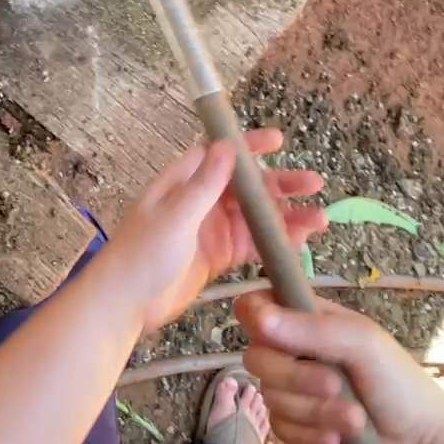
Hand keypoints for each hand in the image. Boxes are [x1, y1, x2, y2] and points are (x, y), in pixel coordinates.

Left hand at [95, 129, 325, 331]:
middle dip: (278, 184)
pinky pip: (251, 244)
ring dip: (284, 217)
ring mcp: (209, 229)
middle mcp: (198, 201)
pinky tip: (299, 243)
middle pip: (244, 186)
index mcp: (182, 182)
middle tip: (312, 183)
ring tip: (318, 219)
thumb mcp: (175, 216)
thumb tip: (226, 145)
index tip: (278, 141)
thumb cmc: (143, 253)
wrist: (126, 302)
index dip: (247, 147)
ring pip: (253, 216)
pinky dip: (274, 242)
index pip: (218, 154)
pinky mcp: (217, 256)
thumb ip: (203, 184)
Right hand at [237, 293, 443, 443]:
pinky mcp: (293, 425)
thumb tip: (256, 318)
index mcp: (302, 319)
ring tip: (354, 417)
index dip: (253, 316)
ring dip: (314, 410)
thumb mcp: (361, 342)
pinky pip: (279, 427)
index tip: (268, 332)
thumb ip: (310, 328)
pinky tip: (337, 437)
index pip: (253, 306)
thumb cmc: (398, 382)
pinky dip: (309, 434)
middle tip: (335, 385)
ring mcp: (289, 389)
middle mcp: (289, 351)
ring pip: (270, 396)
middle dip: (296, 377)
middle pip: (256, 357)